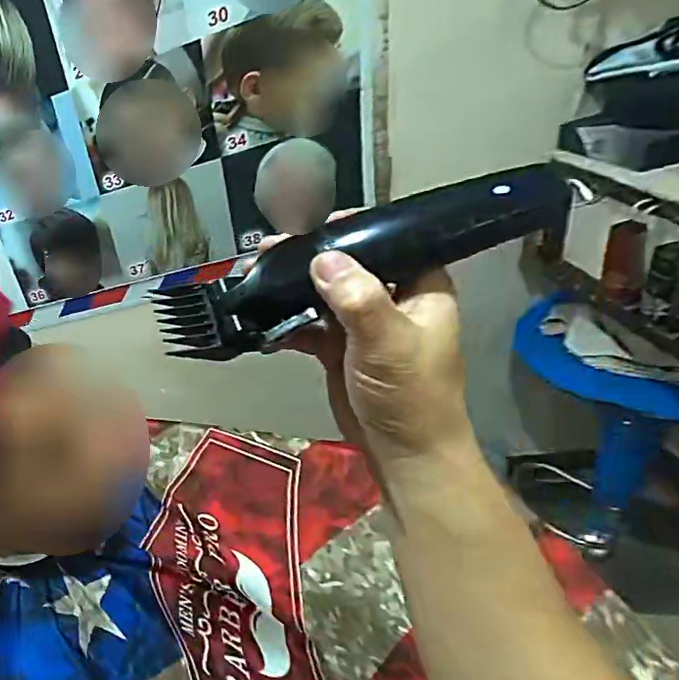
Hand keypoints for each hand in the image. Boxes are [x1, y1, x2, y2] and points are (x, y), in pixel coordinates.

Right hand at [259, 216, 472, 476]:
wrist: (401, 453)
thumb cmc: (409, 394)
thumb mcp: (388, 341)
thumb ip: (357, 297)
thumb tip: (322, 258)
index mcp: (420, 287)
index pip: (389, 243)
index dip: (354, 230)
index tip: (316, 225)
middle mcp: (391, 299)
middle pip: (348, 267)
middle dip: (311, 258)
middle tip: (272, 250)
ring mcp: (362, 325)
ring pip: (324, 294)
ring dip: (293, 287)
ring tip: (258, 274)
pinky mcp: (340, 348)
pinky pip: (309, 324)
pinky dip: (288, 321)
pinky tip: (263, 317)